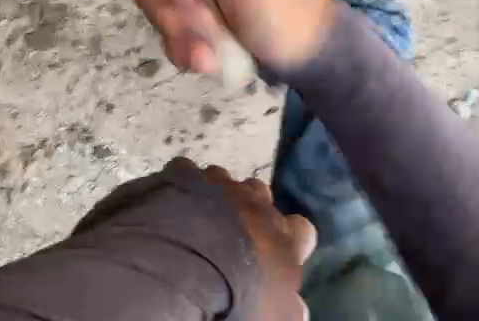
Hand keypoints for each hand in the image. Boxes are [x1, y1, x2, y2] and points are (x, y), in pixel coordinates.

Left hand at [191, 160, 315, 320]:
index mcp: (283, 237)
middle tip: (236, 234)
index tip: (281, 252)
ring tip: (202, 218)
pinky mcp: (184, 173)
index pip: (303, 229)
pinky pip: (187, 172)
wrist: (184, 266)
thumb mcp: (274, 315)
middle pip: (261, 195)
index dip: (293, 239)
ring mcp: (219, 182)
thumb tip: (297, 305)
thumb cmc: (238, 297)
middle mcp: (255, 202)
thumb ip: (290, 306)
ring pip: (225, 179)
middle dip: (252, 208)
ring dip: (218, 195)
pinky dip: (184, 184)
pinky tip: (174, 201)